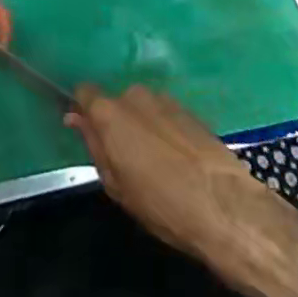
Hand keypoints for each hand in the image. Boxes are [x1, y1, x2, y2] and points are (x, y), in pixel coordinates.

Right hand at [62, 84, 254, 255]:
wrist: (222, 204)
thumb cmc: (159, 202)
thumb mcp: (115, 183)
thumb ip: (92, 144)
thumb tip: (75, 117)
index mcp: (110, 111)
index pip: (84, 92)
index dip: (82, 109)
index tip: (85, 129)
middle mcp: (135, 95)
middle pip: (115, 102)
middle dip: (115, 122)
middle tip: (123, 156)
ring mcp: (165, 99)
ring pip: (141, 108)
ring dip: (141, 125)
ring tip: (153, 160)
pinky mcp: (189, 109)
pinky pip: (163, 114)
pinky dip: (163, 128)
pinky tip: (174, 157)